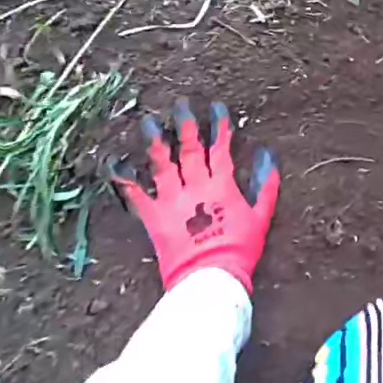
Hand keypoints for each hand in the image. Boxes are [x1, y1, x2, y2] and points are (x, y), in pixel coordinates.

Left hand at [109, 98, 278, 291]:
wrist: (209, 276)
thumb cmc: (240, 247)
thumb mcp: (262, 214)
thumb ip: (266, 183)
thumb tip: (266, 155)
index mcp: (222, 185)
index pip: (220, 148)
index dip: (220, 127)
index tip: (217, 108)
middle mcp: (195, 187)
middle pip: (189, 150)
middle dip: (186, 126)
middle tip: (180, 106)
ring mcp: (172, 202)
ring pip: (161, 165)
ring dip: (155, 143)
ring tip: (149, 123)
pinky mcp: (153, 219)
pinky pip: (136, 196)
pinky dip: (124, 179)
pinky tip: (115, 163)